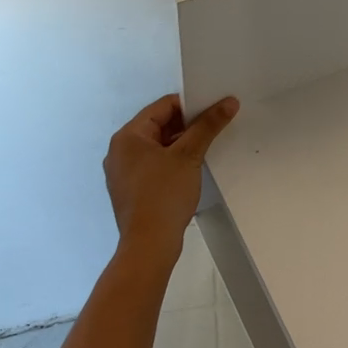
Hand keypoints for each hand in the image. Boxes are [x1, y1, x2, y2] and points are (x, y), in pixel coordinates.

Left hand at [102, 94, 238, 259]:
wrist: (149, 245)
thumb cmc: (164, 194)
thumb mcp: (189, 155)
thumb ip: (208, 126)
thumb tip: (229, 102)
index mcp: (127, 137)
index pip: (162, 107)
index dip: (189, 105)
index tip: (213, 110)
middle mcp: (119, 151)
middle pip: (158, 127)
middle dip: (186, 126)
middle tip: (214, 128)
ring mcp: (122, 173)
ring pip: (156, 148)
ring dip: (180, 145)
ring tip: (205, 148)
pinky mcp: (130, 191)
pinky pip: (152, 166)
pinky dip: (171, 163)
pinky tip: (190, 170)